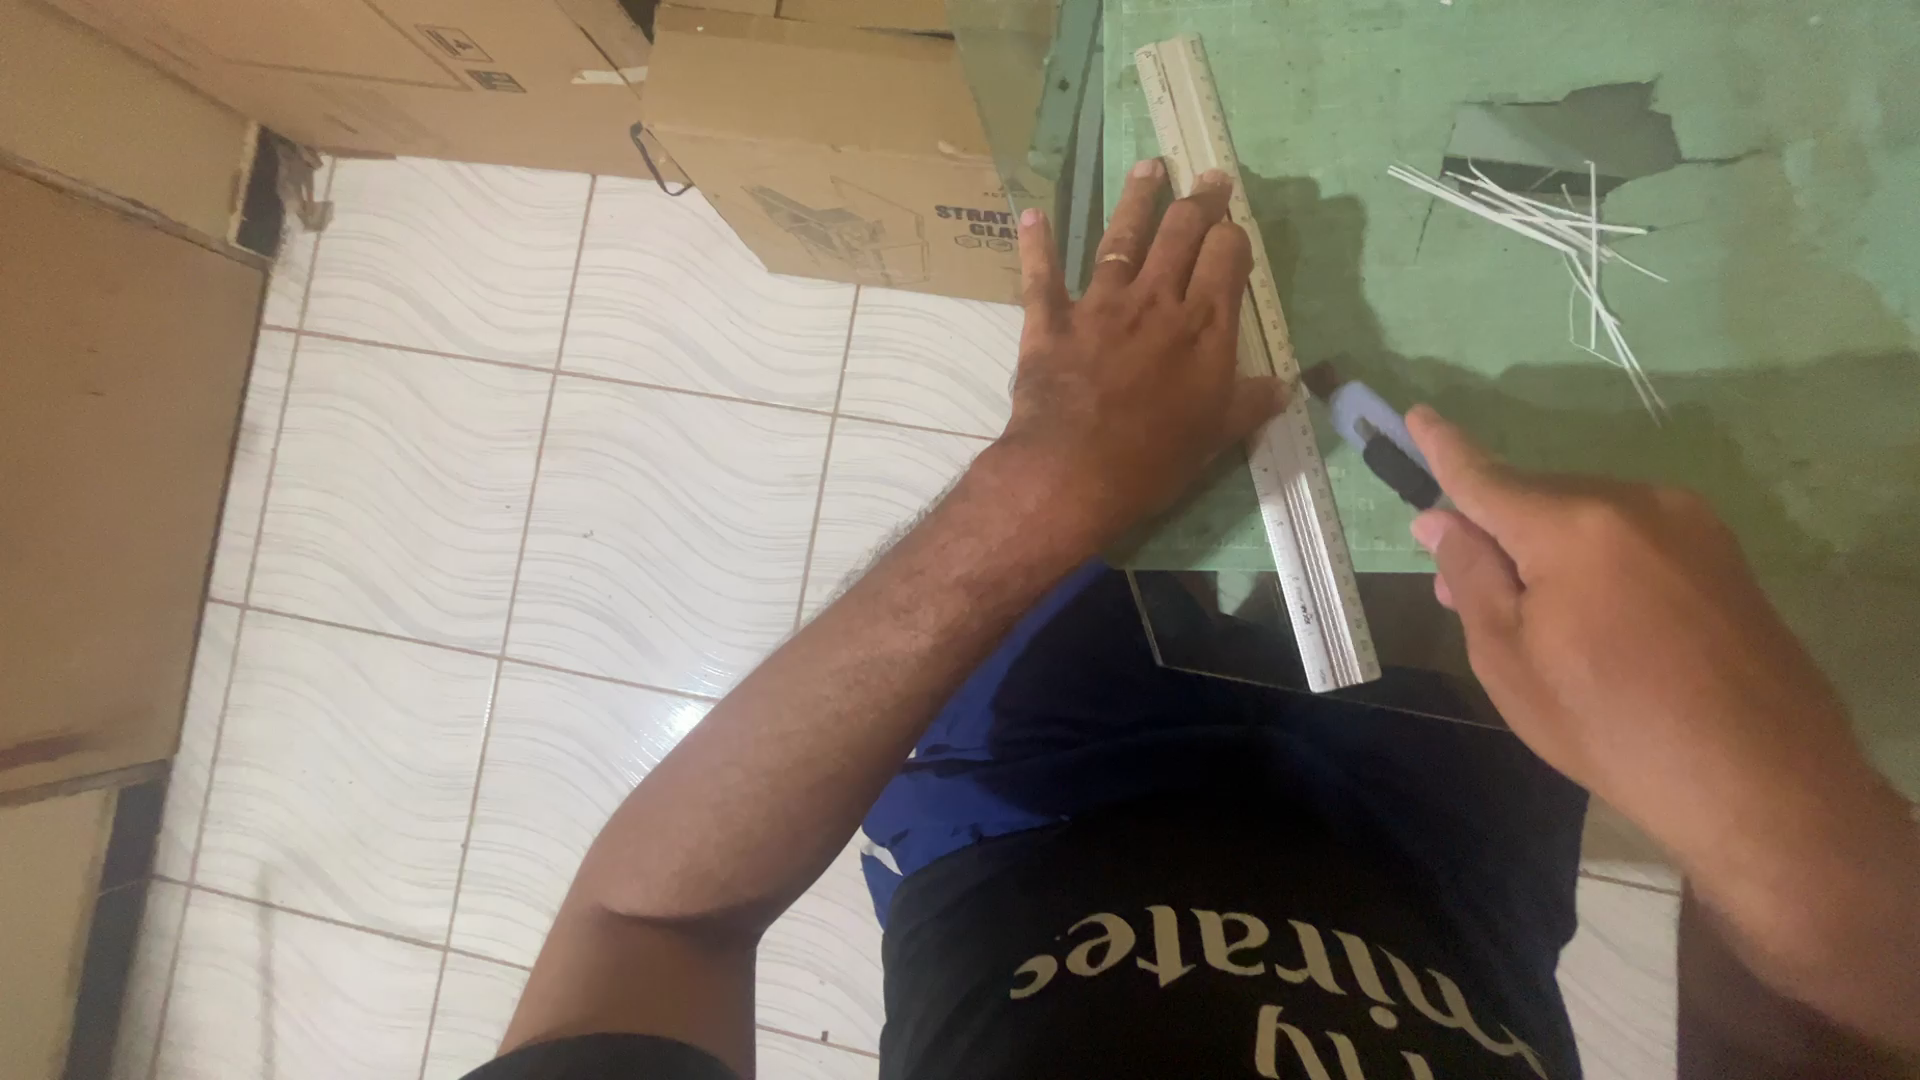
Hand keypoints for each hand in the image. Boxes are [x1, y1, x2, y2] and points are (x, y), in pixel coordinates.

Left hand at [978, 158, 1287, 551]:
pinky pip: (1042, 275)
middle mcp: (1155, 301)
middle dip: (1198, 201)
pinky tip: (1032, 215)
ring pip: (1121, 237)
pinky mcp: (1050, 323)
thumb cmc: (1152, 461)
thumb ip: (1248, 405)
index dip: (1231, 236)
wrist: (1073, 472)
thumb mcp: (1214, 439)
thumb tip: (1285, 388)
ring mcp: (1099, 306)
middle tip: (1208, 179)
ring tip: (1149, 168)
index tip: (1231, 229)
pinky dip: (1037, 244)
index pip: (1226, 256)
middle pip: (1181, 232)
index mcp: (1203, 325)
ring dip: (1136, 199)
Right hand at [1402, 405, 1858, 824]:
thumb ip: (1469, 573)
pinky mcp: (1721, 557)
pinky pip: (1625, 535)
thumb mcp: (1505, 653)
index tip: (1416, 414)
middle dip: (1489, 530)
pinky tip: (1580, 614)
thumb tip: (1439, 518)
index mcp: (1575, 527)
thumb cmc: (1604, 721)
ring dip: (1536, 548)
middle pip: (1533, 498)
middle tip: (1457, 588)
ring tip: (1518, 611)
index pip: (1485, 477)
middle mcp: (1637, 506)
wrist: (1762, 786)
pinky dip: (1584, 557)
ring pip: (1580, 516)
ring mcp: (1691, 528)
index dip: (1443, 448)